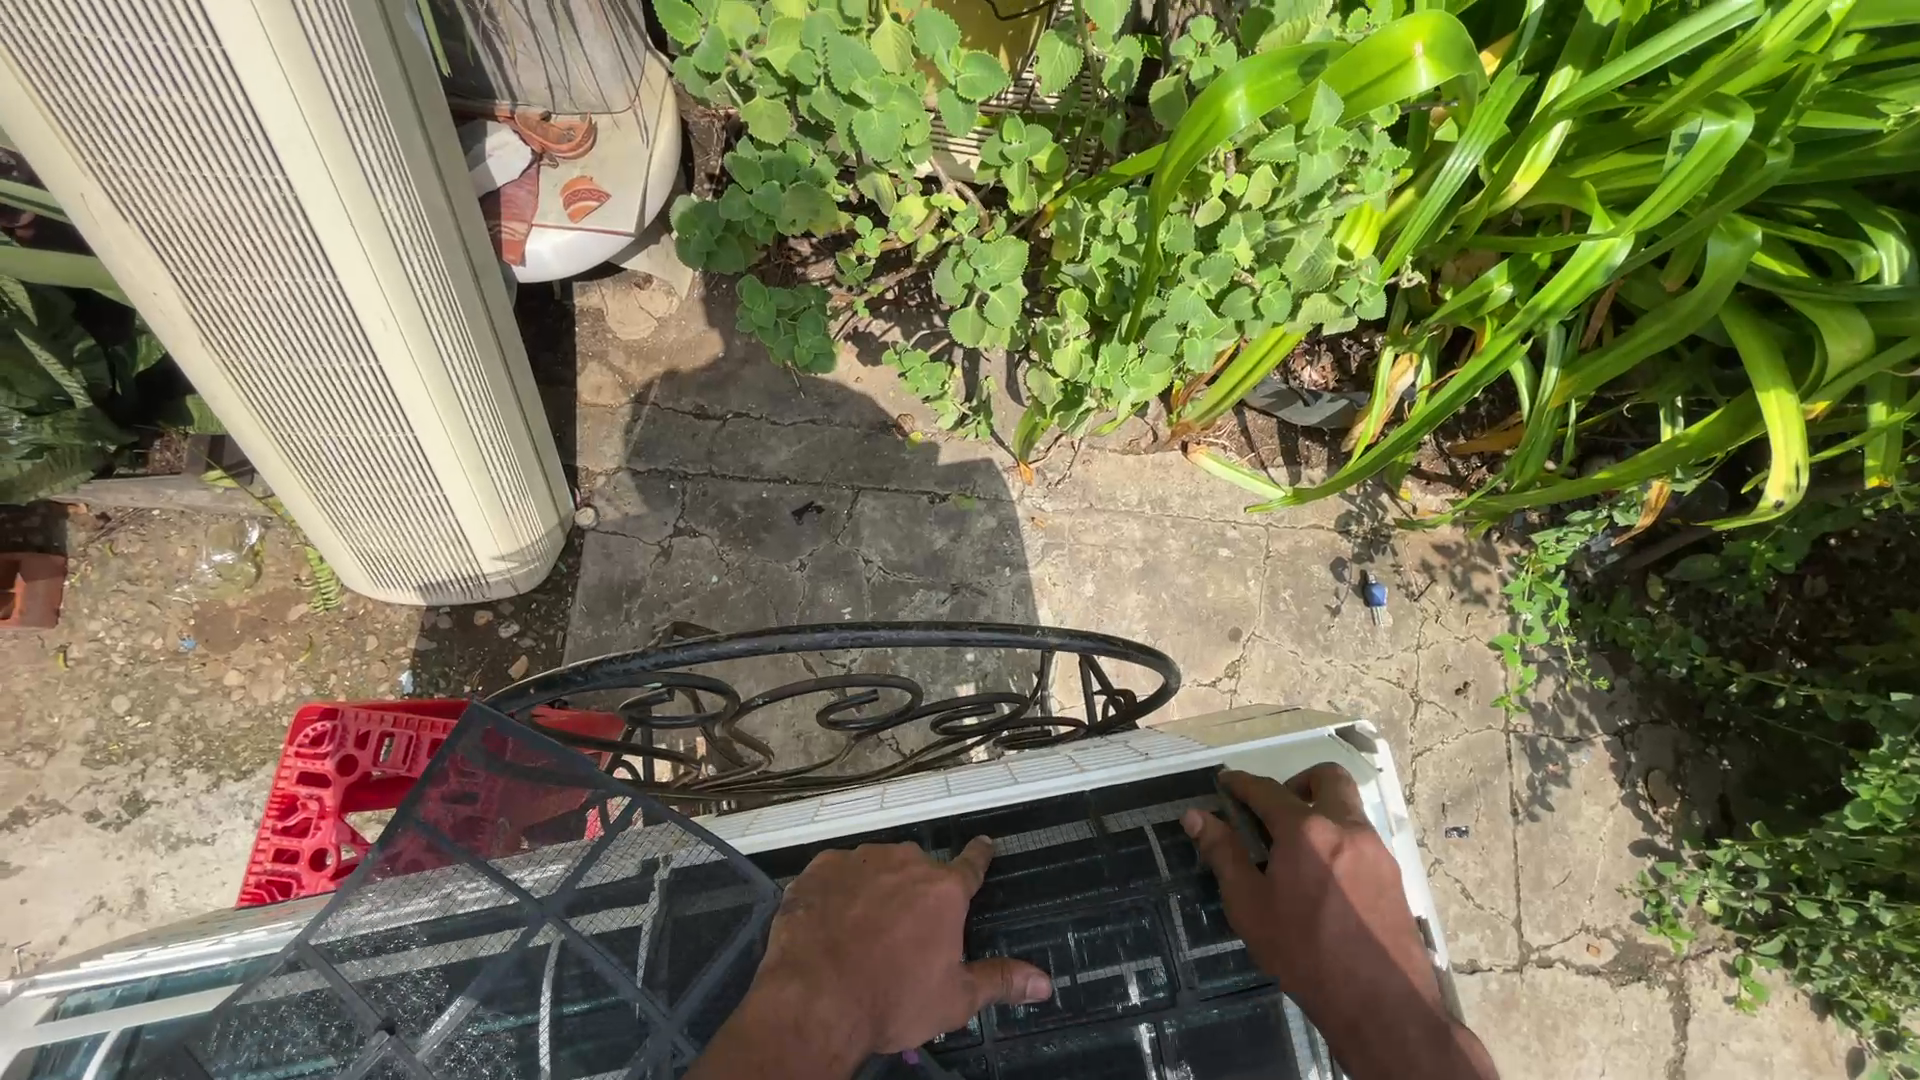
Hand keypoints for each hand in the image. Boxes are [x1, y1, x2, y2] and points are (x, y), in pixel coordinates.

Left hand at [687, 837, 1052, 1079]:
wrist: (815, 998)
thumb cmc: (892, 999)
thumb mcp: (954, 999)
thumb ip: (1000, 982)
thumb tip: (1046, 982)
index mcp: (944, 890)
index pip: (972, 863)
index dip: (979, 855)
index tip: (985, 843)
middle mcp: (905, 862)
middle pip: (919, 869)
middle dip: (916, 890)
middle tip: (905, 927)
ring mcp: (860, 860)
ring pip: (877, 867)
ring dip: (876, 886)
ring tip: (863, 927)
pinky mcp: (821, 867)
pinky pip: (837, 872)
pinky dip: (838, 890)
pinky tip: (831, 919)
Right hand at [1182, 765, 1497, 1079]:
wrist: (1382, 1006)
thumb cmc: (1304, 952)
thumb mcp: (1249, 905)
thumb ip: (1223, 853)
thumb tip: (1196, 816)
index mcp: (1306, 830)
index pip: (1266, 790)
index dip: (1241, 783)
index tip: (1226, 781)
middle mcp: (1346, 828)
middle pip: (1327, 778)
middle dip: (1297, 782)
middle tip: (1274, 810)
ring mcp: (1376, 850)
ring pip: (1348, 806)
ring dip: (1320, 810)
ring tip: (1296, 849)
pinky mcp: (1394, 875)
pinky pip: (1362, 837)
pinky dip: (1338, 838)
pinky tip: (1323, 877)